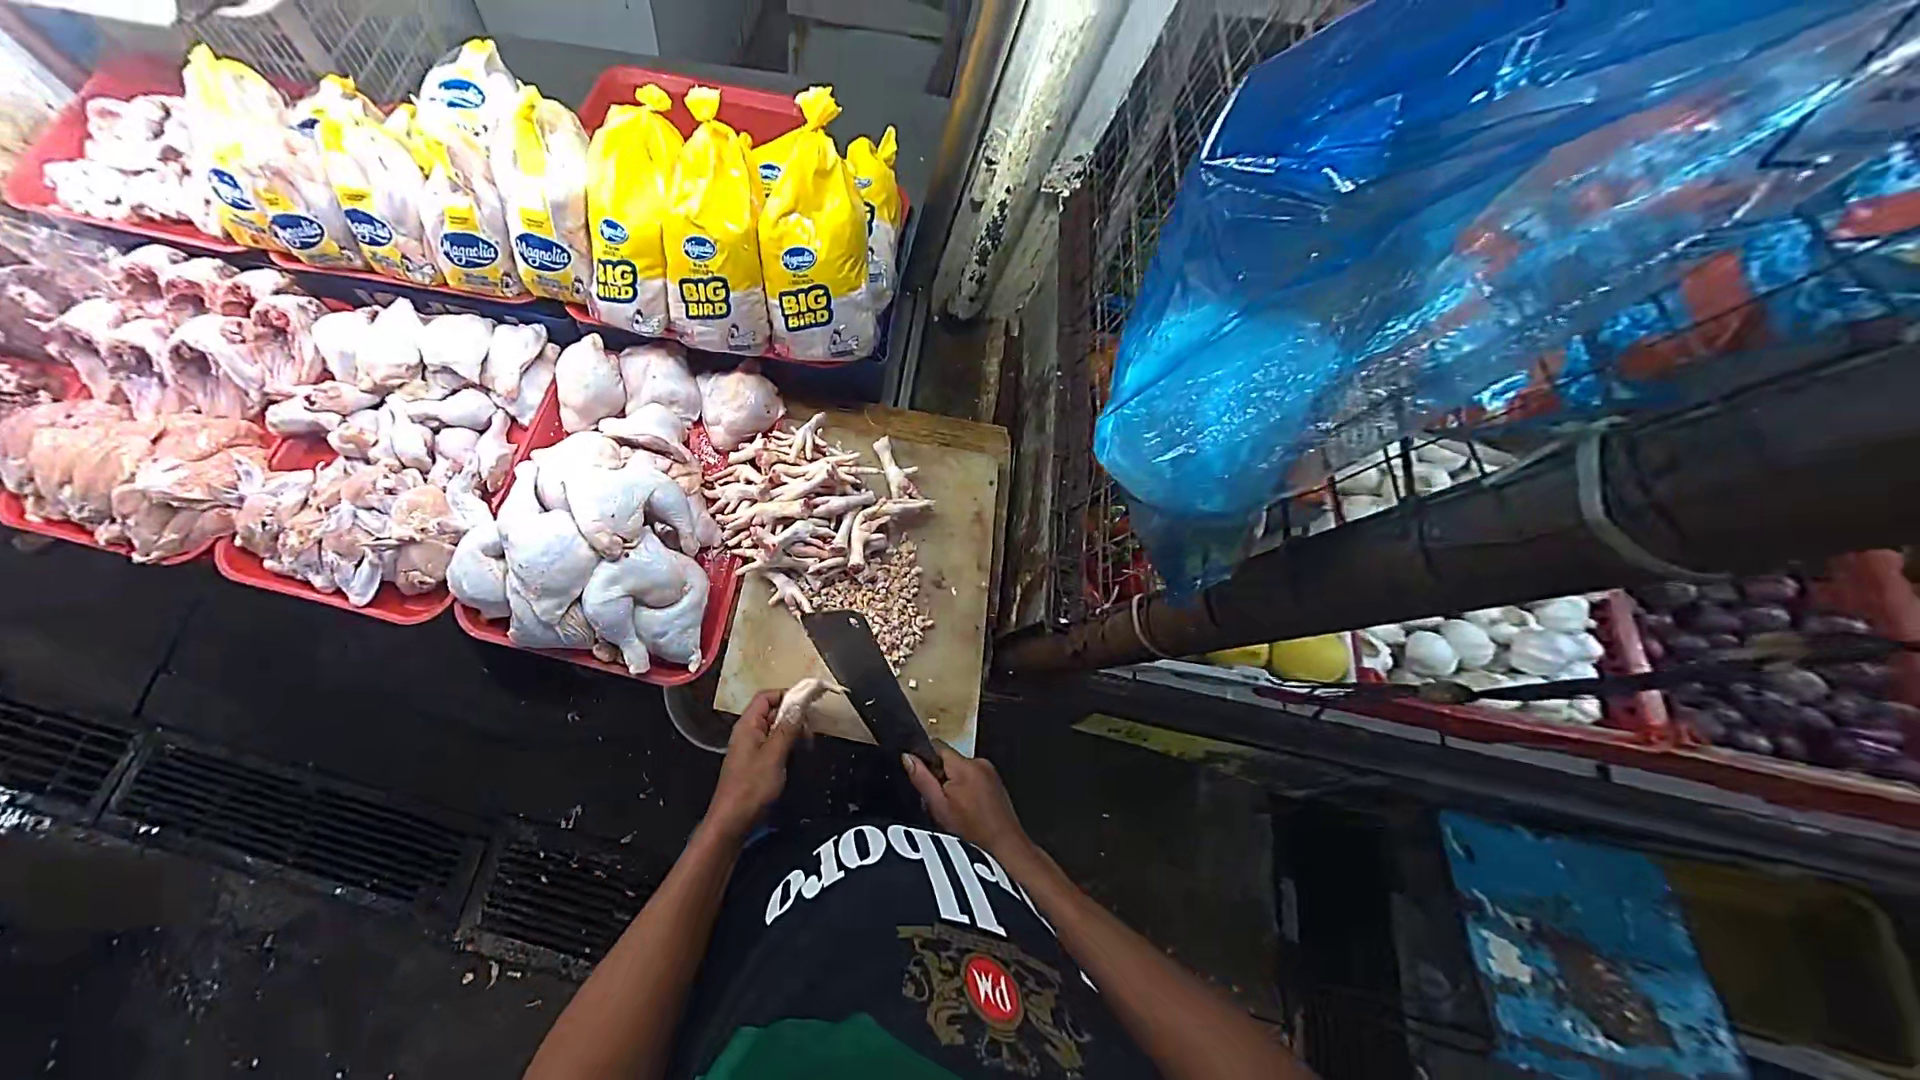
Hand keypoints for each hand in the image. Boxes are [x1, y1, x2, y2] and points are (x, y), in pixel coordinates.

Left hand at [704, 690, 801, 841]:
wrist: (732, 822)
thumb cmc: (751, 787)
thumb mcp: (774, 754)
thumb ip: (788, 727)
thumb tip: (800, 702)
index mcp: (748, 725)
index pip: (767, 696)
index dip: (788, 694)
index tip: (809, 701)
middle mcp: (749, 732)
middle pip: (774, 711)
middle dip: (795, 716)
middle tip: (811, 729)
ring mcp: (752, 747)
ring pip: (777, 728)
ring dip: (794, 732)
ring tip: (807, 745)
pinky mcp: (757, 762)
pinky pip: (776, 744)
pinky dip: (789, 746)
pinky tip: (798, 756)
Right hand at [902, 743, 1031, 862]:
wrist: (1004, 843)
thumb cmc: (973, 830)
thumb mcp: (939, 807)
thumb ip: (922, 779)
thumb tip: (908, 757)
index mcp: (964, 766)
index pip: (937, 746)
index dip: (925, 761)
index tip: (924, 779)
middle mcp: (979, 763)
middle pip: (948, 759)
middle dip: (940, 776)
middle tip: (940, 800)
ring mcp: (989, 770)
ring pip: (960, 769)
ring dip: (953, 783)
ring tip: (956, 807)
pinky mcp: (995, 779)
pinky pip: (973, 776)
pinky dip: (967, 787)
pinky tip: (968, 807)